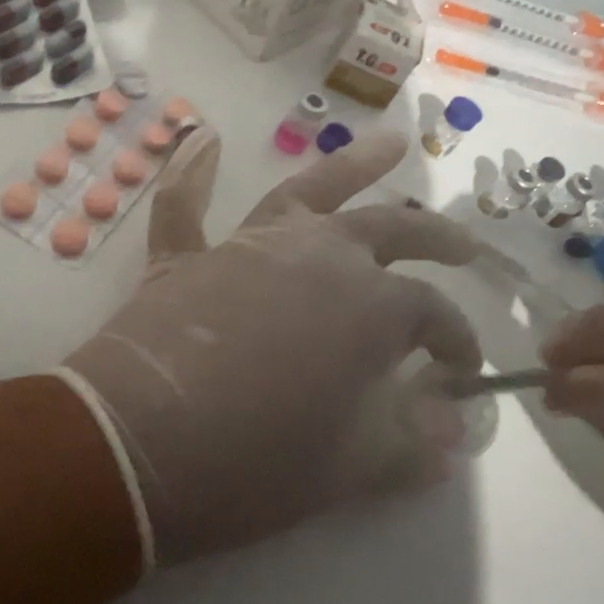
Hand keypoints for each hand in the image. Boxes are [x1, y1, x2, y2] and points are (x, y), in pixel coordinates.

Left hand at [60, 129, 482, 566]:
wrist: (140, 449)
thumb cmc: (257, 464)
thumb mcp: (351, 466)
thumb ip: (410, 444)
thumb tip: (451, 432)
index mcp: (372, 306)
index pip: (432, 316)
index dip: (455, 344)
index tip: (461, 374)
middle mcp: (319, 257)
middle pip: (390, 231)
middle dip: (433, 238)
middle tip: (462, 246)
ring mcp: (248, 247)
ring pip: (308, 190)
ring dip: (353, 164)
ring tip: (390, 142)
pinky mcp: (185, 258)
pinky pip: (184, 205)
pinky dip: (191, 170)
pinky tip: (202, 136)